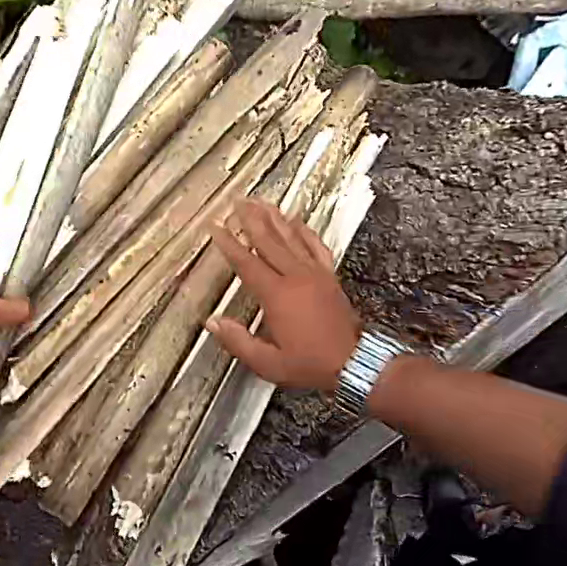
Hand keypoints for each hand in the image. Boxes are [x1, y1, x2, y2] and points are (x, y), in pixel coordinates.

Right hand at [206, 199, 361, 391]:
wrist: (353, 362)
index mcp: (277, 295)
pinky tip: (297, 221)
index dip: (229, 243)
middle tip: (239, 201)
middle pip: (269, 241)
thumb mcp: (267, 362)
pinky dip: (305, 231)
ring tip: (262, 202)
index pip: (247, 263)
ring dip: (275, 218)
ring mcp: (315, 274)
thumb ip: (238, 341)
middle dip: (251, 219)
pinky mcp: (329, 277)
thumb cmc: (309, 364)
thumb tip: (213, 321)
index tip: (216, 227)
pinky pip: (316, 247)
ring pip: (291, 238)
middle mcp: (296, 277)